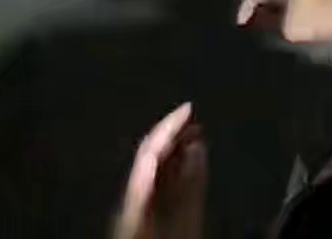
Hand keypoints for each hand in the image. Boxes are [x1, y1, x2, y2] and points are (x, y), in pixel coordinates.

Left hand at [114, 103, 207, 238]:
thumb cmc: (158, 238)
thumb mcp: (180, 224)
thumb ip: (188, 187)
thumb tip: (197, 145)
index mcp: (134, 198)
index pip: (149, 151)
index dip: (168, 125)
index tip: (189, 106)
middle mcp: (132, 200)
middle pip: (150, 158)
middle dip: (174, 135)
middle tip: (197, 118)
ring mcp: (136, 212)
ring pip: (155, 173)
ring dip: (177, 152)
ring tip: (198, 135)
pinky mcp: (142, 222)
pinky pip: (159, 190)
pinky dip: (177, 173)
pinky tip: (191, 165)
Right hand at [236, 0, 331, 44]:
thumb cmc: (322, 16)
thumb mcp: (290, 29)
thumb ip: (272, 24)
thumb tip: (264, 19)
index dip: (244, 7)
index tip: (239, 23)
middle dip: (259, 1)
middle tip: (254, 19)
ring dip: (275, 2)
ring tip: (272, 19)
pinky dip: (289, 2)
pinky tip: (295, 15)